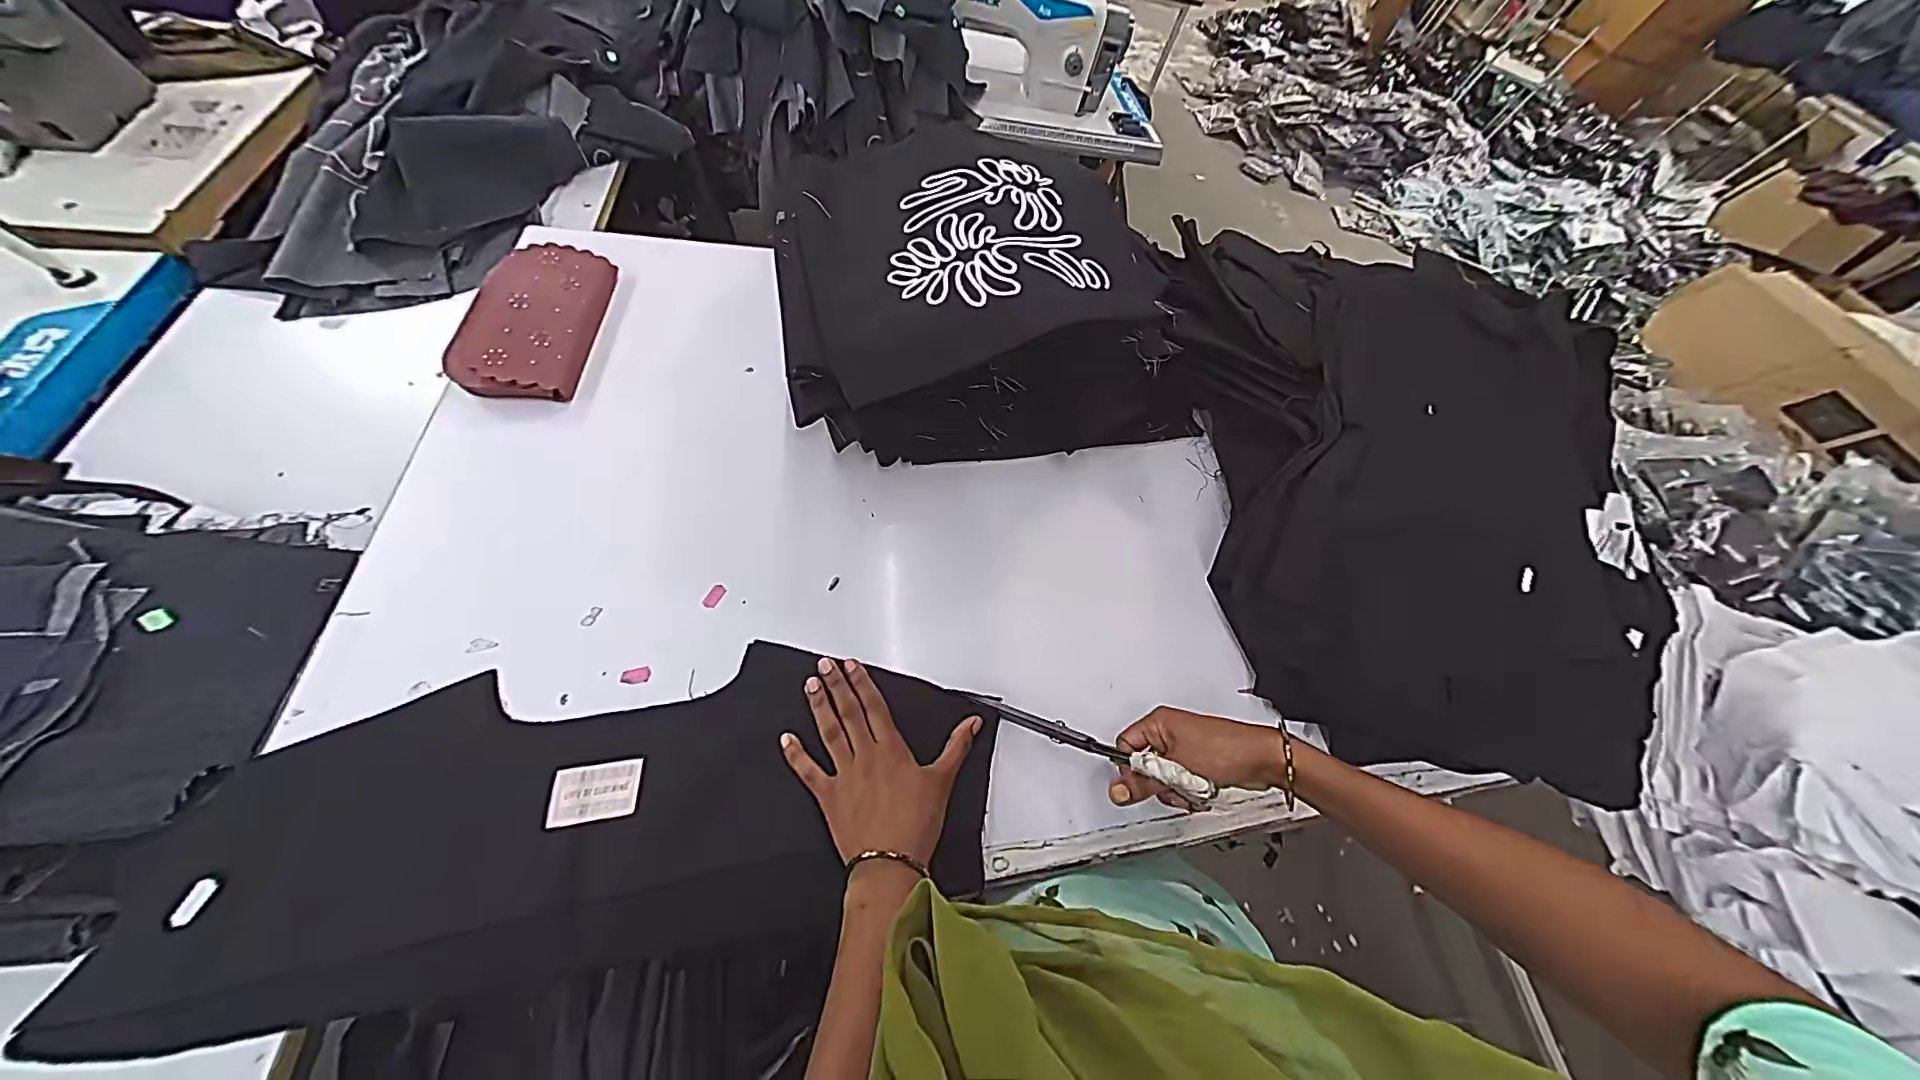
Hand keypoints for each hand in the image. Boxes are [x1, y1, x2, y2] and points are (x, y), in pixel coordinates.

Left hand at [780, 657, 981, 868]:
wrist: (891, 863)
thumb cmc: (916, 825)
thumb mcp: (943, 781)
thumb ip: (956, 747)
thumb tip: (971, 725)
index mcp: (891, 751)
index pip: (874, 707)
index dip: (861, 683)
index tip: (851, 666)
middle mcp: (866, 757)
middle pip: (849, 713)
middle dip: (837, 686)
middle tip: (826, 665)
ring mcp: (845, 775)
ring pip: (829, 733)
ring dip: (819, 707)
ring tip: (811, 686)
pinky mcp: (829, 796)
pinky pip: (809, 771)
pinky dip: (796, 754)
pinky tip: (787, 739)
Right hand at [1110, 706, 1286, 809]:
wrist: (1264, 759)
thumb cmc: (1227, 749)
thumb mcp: (1177, 770)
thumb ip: (1144, 782)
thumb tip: (1120, 790)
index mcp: (1158, 722)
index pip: (1125, 747)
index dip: (1131, 769)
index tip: (1142, 784)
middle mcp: (1169, 733)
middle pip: (1145, 766)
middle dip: (1160, 783)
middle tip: (1174, 784)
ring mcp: (1184, 749)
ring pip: (1164, 779)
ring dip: (1177, 790)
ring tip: (1193, 787)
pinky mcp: (1198, 764)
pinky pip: (1181, 783)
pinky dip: (1189, 792)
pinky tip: (1202, 792)